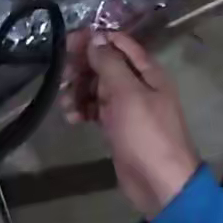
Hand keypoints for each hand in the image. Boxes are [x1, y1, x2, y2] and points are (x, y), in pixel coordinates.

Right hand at [61, 30, 199, 216]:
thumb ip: (110, 63)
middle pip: (105, 65)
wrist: (160, 185)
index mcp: (147, 71)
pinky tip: (72, 119)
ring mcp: (127, 107)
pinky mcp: (118, 127)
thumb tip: (95, 37)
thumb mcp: (127, 94)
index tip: (67, 43)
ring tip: (66, 103)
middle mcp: (138, 84)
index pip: (119, 43)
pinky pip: (96, 109)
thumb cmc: (146, 134)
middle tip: (63, 76)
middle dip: (83, 67)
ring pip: (97, 87)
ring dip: (79, 91)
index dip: (94, 40)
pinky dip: (83, 110)